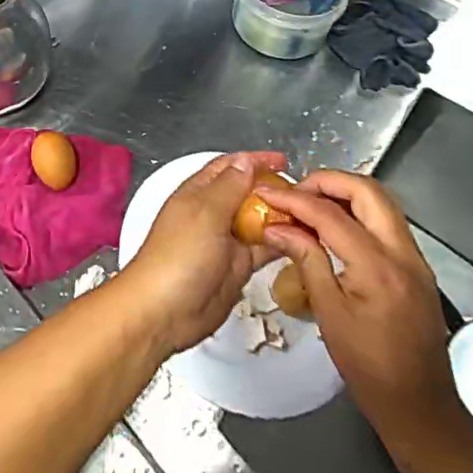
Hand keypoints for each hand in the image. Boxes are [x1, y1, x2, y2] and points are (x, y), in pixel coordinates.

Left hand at [120, 152, 286, 351]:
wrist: (165, 311)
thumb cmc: (181, 254)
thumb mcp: (205, 212)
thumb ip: (229, 187)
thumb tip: (245, 162)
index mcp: (199, 192)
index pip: (230, 166)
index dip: (254, 161)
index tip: (283, 161)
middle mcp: (213, 212)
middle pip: (246, 192)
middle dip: (271, 188)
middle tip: (302, 190)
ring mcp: (226, 240)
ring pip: (257, 220)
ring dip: (278, 215)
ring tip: (307, 212)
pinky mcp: (237, 266)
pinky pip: (263, 248)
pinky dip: (280, 241)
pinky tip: (301, 238)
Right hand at [256, 170, 458, 436]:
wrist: (421, 406)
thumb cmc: (370, 369)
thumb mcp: (328, 314)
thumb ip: (306, 260)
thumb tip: (278, 228)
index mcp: (378, 267)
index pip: (330, 214)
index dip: (293, 199)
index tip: (267, 193)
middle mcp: (403, 253)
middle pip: (366, 190)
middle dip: (326, 181)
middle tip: (294, 192)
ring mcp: (415, 257)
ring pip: (381, 201)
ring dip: (344, 193)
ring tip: (310, 204)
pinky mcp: (417, 265)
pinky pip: (387, 221)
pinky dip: (359, 211)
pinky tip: (335, 226)